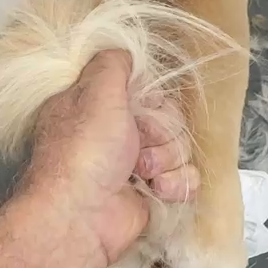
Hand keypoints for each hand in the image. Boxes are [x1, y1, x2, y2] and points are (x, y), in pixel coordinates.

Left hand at [18, 50, 199, 267]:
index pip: (145, 90)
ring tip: (143, 174)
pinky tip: (158, 191)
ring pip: (179, 149)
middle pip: (168, 119)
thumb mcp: (95, 92)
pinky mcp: (152, 193)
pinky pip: (185, 178)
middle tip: (139, 146)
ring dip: (167, 160)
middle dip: (161, 132)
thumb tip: (123, 50)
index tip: (142, 107)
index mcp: (98, 106)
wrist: (81, 217)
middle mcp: (115, 134)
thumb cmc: (85, 152)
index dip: (152, 99)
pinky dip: (176, 184)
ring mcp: (134, 165)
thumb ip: (113, 64)